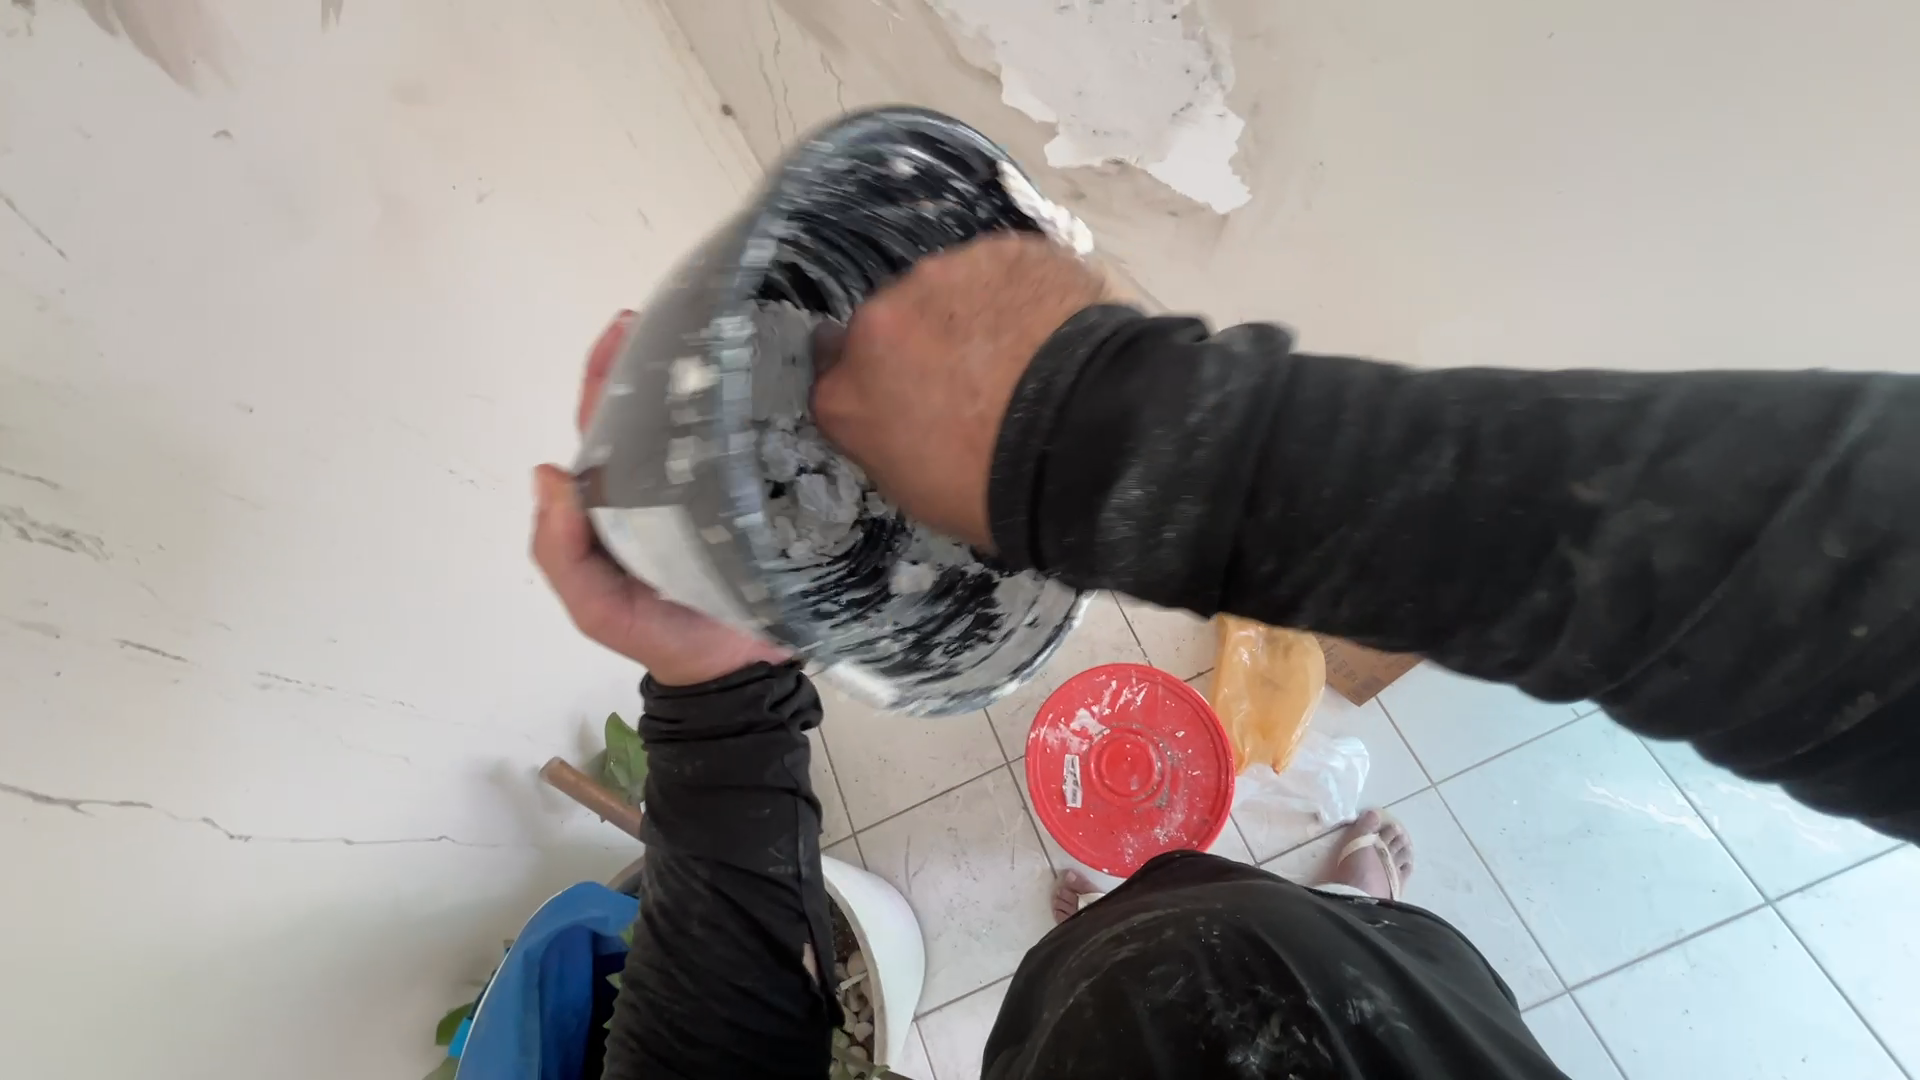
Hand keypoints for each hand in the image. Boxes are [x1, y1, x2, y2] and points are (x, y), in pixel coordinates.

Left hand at [533, 314, 789, 685]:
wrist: (731, 671)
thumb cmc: (659, 636)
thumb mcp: (593, 604)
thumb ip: (559, 551)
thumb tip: (548, 473)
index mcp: (624, 498)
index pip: (608, 426)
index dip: (609, 374)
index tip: (626, 327)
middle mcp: (670, 482)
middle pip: (662, 413)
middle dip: (669, 361)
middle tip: (692, 319)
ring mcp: (722, 490)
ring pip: (715, 427)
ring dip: (723, 383)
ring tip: (742, 342)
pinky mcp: (766, 503)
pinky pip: (765, 456)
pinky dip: (771, 422)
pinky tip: (788, 393)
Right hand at [811, 233, 1105, 548]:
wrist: (1083, 442)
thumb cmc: (994, 489)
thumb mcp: (916, 489)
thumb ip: (884, 437)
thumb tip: (894, 409)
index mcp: (846, 394)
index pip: (834, 370)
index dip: (870, 377)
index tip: (900, 386)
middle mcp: (877, 321)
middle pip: (889, 323)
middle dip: (919, 342)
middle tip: (972, 376)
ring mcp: (940, 277)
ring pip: (944, 291)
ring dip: (967, 313)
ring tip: (1019, 351)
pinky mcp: (1000, 250)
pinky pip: (1000, 272)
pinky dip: (1017, 294)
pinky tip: (1049, 326)